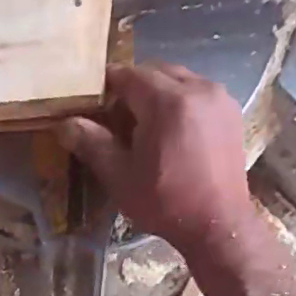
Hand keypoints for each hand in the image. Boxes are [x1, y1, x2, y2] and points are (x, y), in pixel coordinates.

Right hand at [60, 64, 252, 251]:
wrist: (217, 223)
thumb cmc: (163, 201)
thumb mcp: (119, 175)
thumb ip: (92, 143)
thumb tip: (65, 123)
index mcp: (167, 102)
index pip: (129, 74)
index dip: (106, 84)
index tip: (91, 101)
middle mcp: (198, 88)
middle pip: (156, 72)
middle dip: (132, 87)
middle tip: (113, 116)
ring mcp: (219, 98)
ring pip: (180, 80)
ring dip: (157, 93)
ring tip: (141, 125)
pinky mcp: (231, 112)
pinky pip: (198, 93)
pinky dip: (179, 102)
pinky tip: (169, 131)